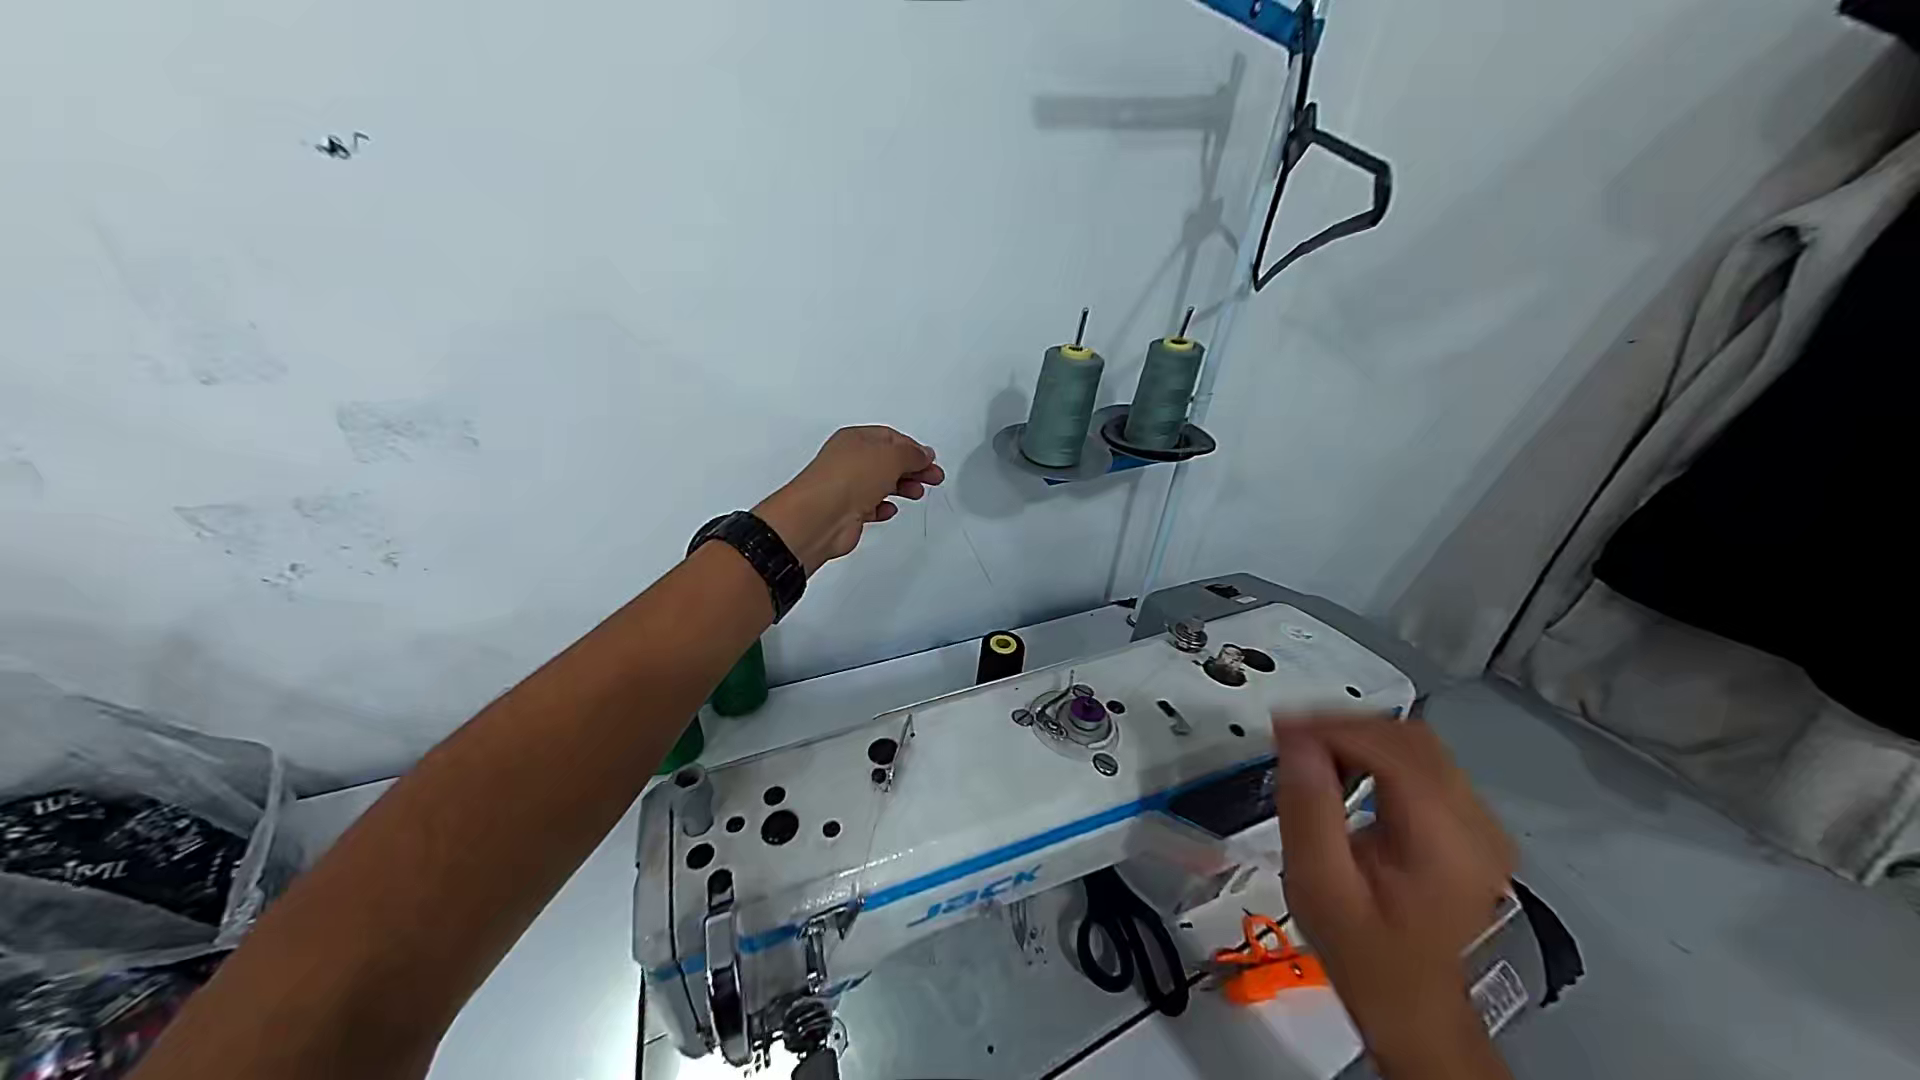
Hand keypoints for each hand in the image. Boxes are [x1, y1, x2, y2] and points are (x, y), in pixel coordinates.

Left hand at [753, 426, 945, 574]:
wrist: (821, 517)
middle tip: (931, 476)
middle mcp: (849, 461)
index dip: (913, 448)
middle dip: (912, 469)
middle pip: (888, 461)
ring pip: (881, 484)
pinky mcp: (848, 511)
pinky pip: (870, 507)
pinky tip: (890, 509)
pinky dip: (883, 507)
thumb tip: (923, 454)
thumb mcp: (890, 457)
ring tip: (916, 492)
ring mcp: (847, 487)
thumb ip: (911, 454)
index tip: (929, 458)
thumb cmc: (844, 481)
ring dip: (901, 487)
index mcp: (855, 439)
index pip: (891, 438)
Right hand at [1272, 714, 1516, 1079]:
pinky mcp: (1469, 825)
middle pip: (1410, 738)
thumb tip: (1294, 741)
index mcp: (1446, 842)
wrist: (1411, 1001)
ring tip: (1308, 748)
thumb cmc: (1361, 950)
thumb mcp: (1319, 884)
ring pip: (1417, 743)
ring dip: (1357, 734)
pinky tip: (1340, 764)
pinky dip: (1374, 751)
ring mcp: (1480, 824)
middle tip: (1290, 735)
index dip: (1332, 727)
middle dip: (1343, 724)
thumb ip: (1307, 807)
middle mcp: (1477, 826)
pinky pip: (1422, 762)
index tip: (1281, 727)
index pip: (1391, 750)